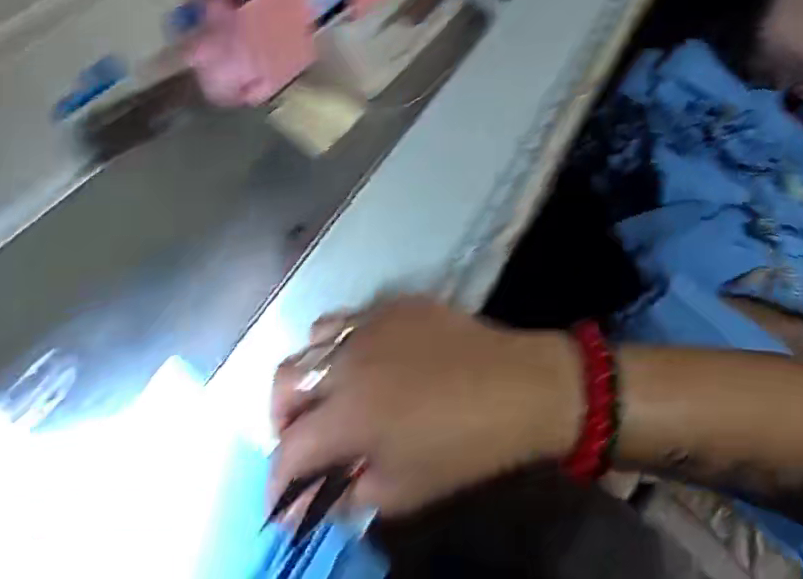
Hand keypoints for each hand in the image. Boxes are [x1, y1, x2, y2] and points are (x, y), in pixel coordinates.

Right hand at [269, 297, 583, 516]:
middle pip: (286, 380)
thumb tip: (317, 494)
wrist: (522, 385)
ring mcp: (376, 323)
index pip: (287, 450)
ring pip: (316, 338)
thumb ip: (347, 491)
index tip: (289, 500)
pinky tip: (371, 362)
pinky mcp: (403, 303)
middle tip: (303, 440)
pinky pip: (358, 316)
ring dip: (312, 371)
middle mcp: (349, 360)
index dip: (281, 483)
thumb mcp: (400, 490)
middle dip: (283, 417)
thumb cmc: (464, 446)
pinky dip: (349, 341)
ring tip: (332, 394)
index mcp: (344, 413)